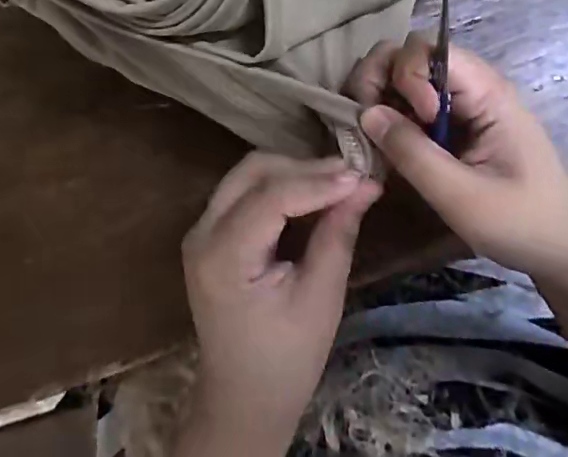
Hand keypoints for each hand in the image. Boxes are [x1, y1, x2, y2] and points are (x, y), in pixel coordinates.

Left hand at [176, 153, 380, 455]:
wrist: (243, 399)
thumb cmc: (286, 359)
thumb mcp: (321, 299)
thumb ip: (338, 234)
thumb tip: (367, 184)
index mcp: (223, 257)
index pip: (272, 196)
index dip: (318, 181)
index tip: (361, 176)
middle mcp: (202, 233)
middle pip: (253, 171)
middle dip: (304, 168)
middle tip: (350, 175)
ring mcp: (201, 230)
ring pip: (247, 174)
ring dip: (292, 170)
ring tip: (337, 180)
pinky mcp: (210, 233)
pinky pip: (244, 190)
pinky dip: (279, 184)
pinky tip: (311, 191)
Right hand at [344, 37, 567, 279]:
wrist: (562, 250)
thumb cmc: (522, 222)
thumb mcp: (463, 198)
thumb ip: (413, 153)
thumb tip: (365, 113)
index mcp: (486, 91)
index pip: (429, 48)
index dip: (409, 75)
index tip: (420, 120)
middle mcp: (469, 86)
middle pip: (409, 54)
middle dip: (380, 78)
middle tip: (369, 120)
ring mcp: (458, 104)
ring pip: (403, 76)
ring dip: (380, 97)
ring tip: (374, 137)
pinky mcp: (450, 123)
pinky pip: (409, 104)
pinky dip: (389, 117)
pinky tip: (385, 147)